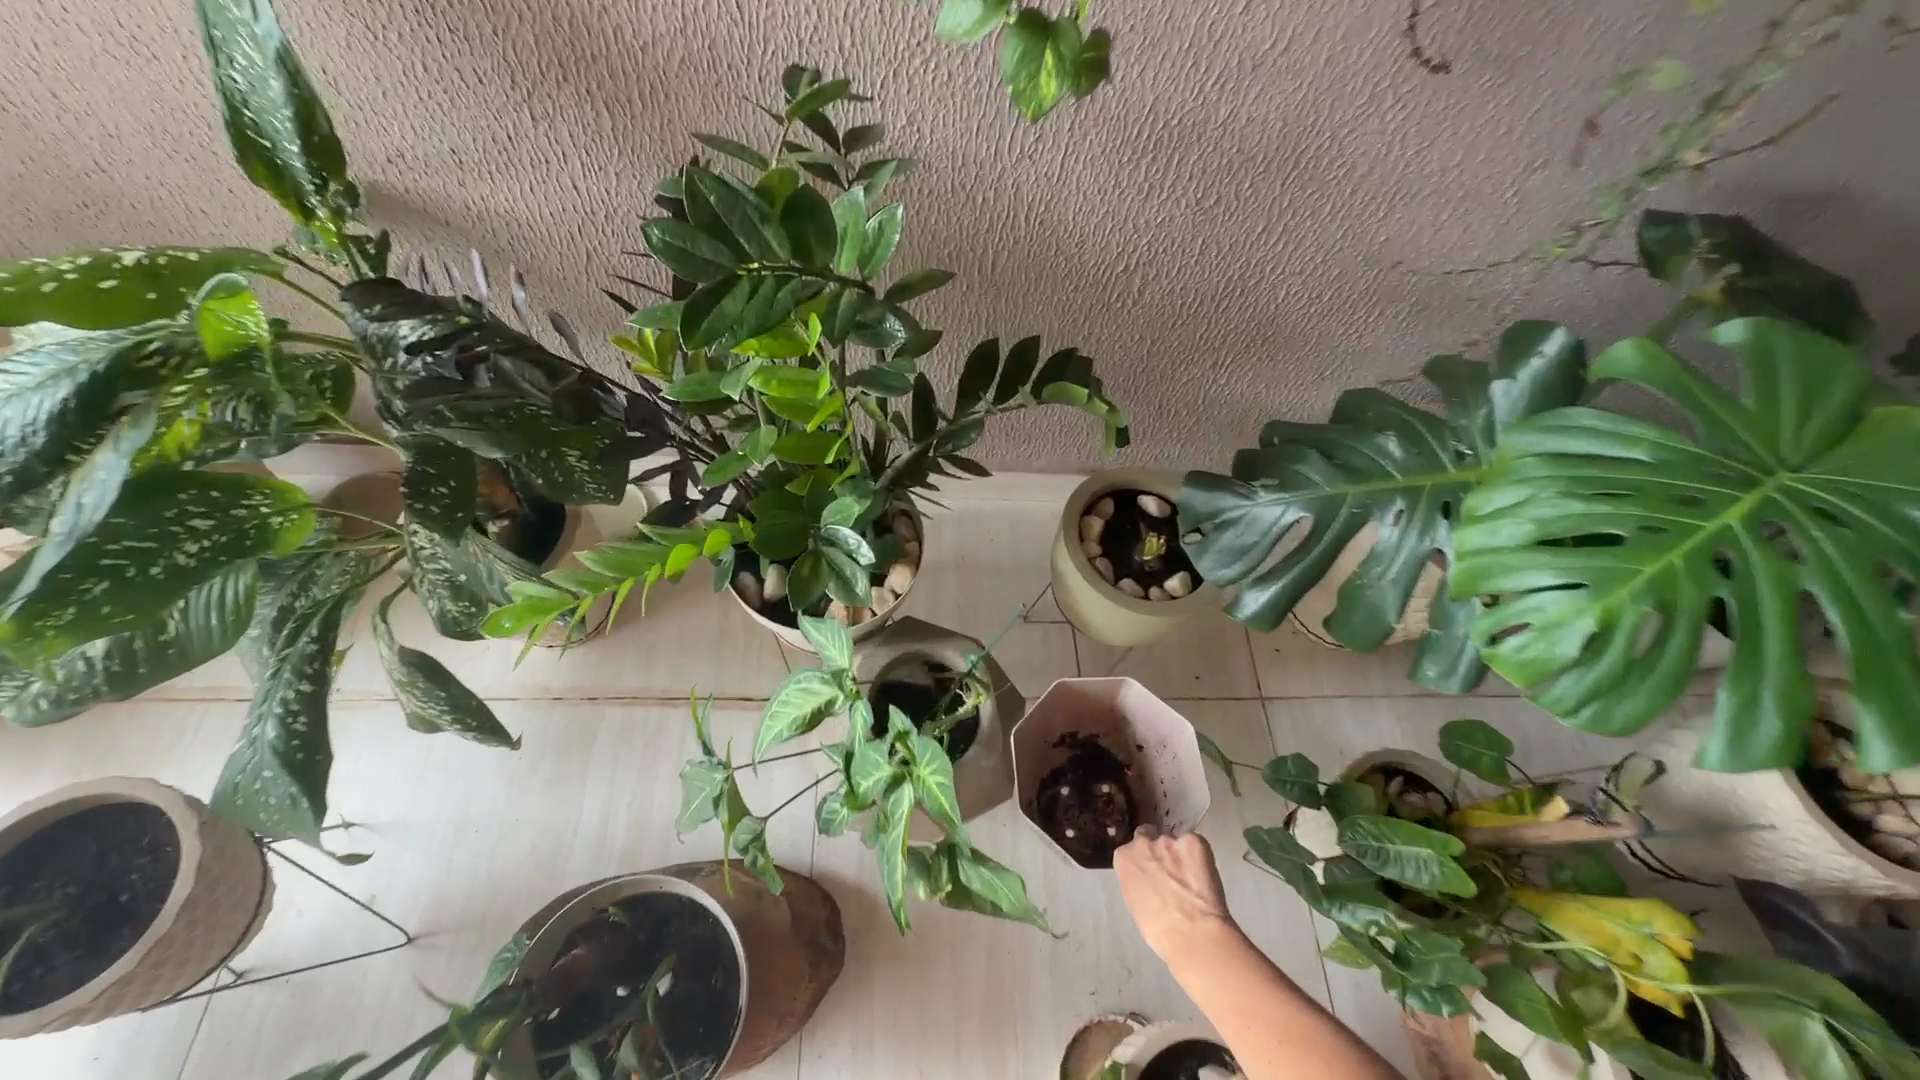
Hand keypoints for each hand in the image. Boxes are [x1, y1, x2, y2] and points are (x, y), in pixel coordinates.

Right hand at [1113, 825, 1234, 959]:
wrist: (1192, 933)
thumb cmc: (1158, 930)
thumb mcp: (1135, 903)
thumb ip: (1138, 882)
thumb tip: (1149, 881)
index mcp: (1124, 858)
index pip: (1130, 850)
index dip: (1143, 861)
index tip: (1151, 873)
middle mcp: (1143, 843)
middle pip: (1149, 836)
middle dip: (1158, 849)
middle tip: (1171, 869)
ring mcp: (1170, 840)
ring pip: (1175, 841)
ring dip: (1181, 855)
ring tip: (1192, 878)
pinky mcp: (1194, 841)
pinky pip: (1196, 844)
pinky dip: (1200, 857)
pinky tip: (1204, 876)